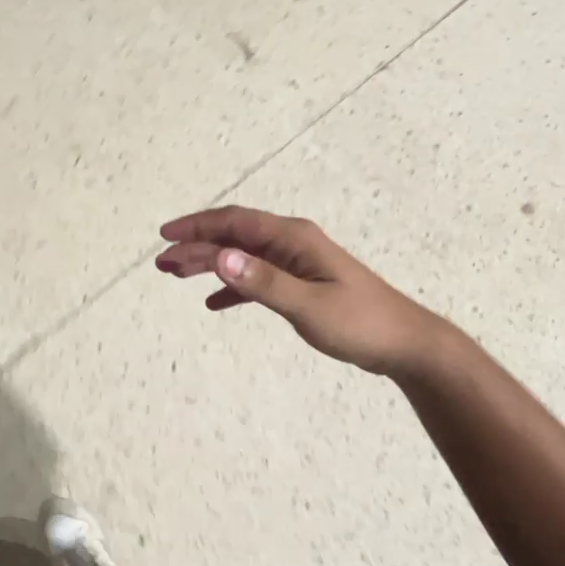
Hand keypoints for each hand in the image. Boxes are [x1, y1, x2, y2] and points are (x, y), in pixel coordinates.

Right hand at [155, 206, 449, 374]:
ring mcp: (298, 264)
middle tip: (161, 263)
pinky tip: (213, 302)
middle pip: (235, 237)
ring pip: (243, 257)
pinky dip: (233, 287)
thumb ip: (264, 283)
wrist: (403, 343)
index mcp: (294, 239)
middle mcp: (292, 244)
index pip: (236, 223)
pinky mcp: (302, 285)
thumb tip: (220, 257)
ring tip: (176, 275)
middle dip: (196, 246)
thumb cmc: (359, 323)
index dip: (198, 226)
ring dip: (209, 263)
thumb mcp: (308, 306)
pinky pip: (257, 279)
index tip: (165, 235)